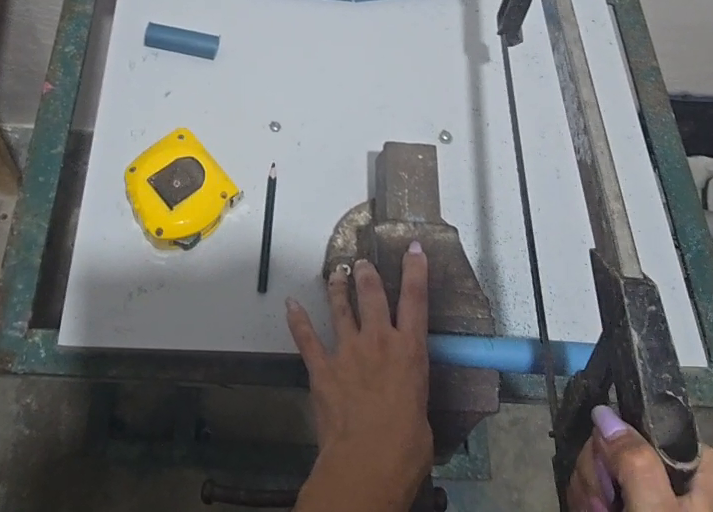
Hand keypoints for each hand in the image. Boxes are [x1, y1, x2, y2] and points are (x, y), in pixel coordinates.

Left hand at [287, 243, 432, 511]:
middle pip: (373, 295)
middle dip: (368, 274)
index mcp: (410, 351)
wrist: (366, 462)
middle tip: (364, 261)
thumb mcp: (423, 414)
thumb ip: (412, 394)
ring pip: (341, 309)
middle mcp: (379, 342)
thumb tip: (407, 401)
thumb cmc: (406, 447)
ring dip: (338, 289)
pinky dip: (297, 320)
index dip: (415, 271)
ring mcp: (348, 351)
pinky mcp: (322, 368)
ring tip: (336, 273)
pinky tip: (290, 305)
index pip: (416, 300)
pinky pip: (307, 338)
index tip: (413, 248)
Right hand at [566, 405, 712, 510]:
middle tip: (605, 509)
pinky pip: (598, 484)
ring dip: (590, 492)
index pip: (645, 425)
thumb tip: (604, 413)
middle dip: (600, 476)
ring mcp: (655, 489)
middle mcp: (680, 472)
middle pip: (617, 443)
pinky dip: (590, 502)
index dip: (618, 446)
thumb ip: (635, 462)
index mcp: (702, 466)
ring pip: (601, 463)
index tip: (611, 479)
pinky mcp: (632, 503)